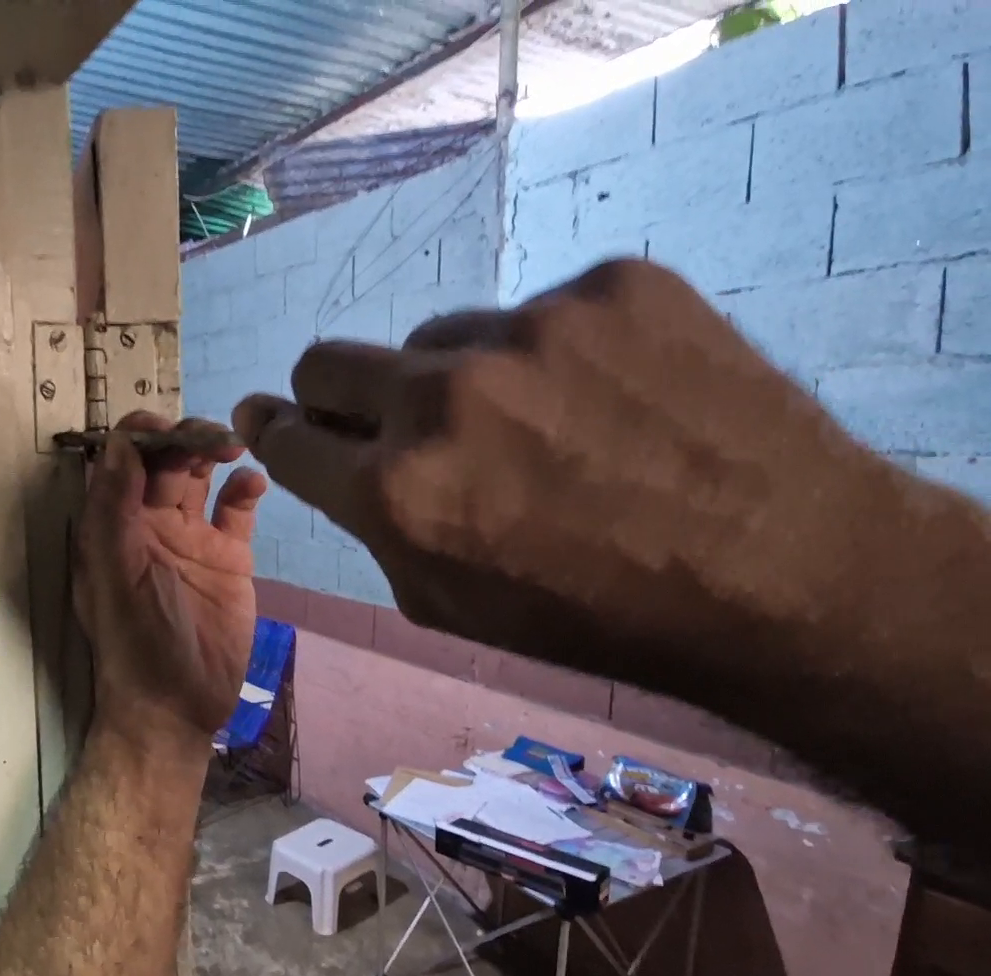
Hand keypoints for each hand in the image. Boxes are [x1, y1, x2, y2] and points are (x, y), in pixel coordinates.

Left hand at [75, 412, 265, 743]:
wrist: (175, 706)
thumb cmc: (136, 643)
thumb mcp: (117, 575)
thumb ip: (113, 511)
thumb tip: (116, 446)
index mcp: (113, 525)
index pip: (121, 461)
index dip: (138, 435)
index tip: (163, 425)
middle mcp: (149, 523)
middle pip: (164, 460)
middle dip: (183, 438)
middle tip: (210, 436)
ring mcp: (191, 538)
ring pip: (199, 477)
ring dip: (212, 453)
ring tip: (234, 447)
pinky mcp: (228, 557)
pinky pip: (236, 510)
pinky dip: (245, 489)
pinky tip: (253, 483)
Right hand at [232, 258, 906, 692]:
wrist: (786, 575)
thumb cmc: (589, 613)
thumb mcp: (443, 600)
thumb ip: (369, 523)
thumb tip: (320, 455)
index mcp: (396, 490)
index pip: (287, 438)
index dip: (272, 429)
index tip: (267, 417)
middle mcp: (441, 398)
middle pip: (327, 361)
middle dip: (337, 396)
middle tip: (390, 422)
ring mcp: (528, 330)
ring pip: (435, 336)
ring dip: (454, 378)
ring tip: (535, 423)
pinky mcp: (611, 284)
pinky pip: (533, 311)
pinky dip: (548, 354)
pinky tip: (607, 397)